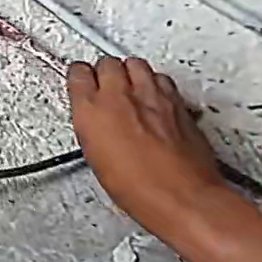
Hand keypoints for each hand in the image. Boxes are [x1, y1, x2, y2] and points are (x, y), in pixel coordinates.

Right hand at [68, 57, 225, 234]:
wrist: (182, 199)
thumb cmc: (139, 186)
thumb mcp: (94, 154)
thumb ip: (91, 123)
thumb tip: (92, 117)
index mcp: (90, 108)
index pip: (78, 72)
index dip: (81, 76)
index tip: (83, 80)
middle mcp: (120, 96)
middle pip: (108, 62)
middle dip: (106, 70)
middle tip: (106, 81)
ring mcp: (151, 97)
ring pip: (137, 64)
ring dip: (132, 72)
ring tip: (131, 83)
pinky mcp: (178, 104)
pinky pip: (163, 80)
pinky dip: (156, 83)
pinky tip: (155, 95)